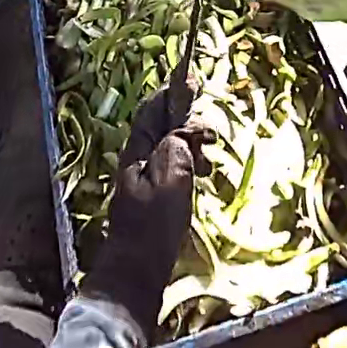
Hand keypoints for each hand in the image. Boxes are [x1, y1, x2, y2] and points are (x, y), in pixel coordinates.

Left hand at [80, 88, 204, 334]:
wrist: (137, 272)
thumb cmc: (153, 225)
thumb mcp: (170, 180)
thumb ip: (176, 147)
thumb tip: (185, 130)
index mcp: (136, 151)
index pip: (152, 109)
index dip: (171, 91)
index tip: (191, 76)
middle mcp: (138, 159)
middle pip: (164, 125)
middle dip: (188, 123)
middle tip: (210, 139)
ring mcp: (145, 176)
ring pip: (172, 145)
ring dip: (192, 146)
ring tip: (207, 164)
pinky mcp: (155, 193)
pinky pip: (175, 164)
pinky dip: (190, 163)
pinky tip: (201, 176)